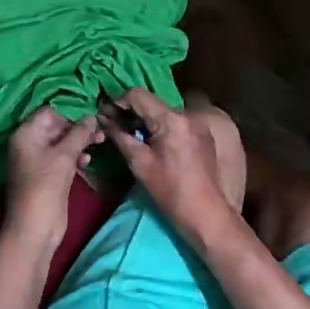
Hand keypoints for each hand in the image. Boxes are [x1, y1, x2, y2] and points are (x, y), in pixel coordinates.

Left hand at [6, 107, 99, 238]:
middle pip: (56, 126)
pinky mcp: (48, 175)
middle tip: (100, 132)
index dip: (70, 113)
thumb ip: (79, 133)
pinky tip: (87, 160)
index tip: (91, 117)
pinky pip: (62, 158)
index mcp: (26, 133)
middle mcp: (29, 143)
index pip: (49, 112)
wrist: (35, 227)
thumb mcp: (64, 155)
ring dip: (80, 142)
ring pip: (62, 143)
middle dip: (78, 128)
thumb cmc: (46, 185)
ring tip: (100, 143)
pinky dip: (75, 156)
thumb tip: (91, 116)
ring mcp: (38, 160)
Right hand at [103, 88, 245, 244]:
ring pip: (164, 110)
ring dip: (146, 118)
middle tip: (114, 124)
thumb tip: (103, 120)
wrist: (206, 214)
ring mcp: (198, 123)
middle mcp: (187, 115)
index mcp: (171, 119)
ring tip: (132, 133)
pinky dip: (161, 125)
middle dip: (131, 110)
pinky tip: (153, 142)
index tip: (105, 115)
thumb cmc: (170, 191)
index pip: (138, 95)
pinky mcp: (203, 134)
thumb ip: (120, 136)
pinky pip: (176, 121)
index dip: (118, 101)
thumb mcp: (139, 163)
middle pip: (152, 101)